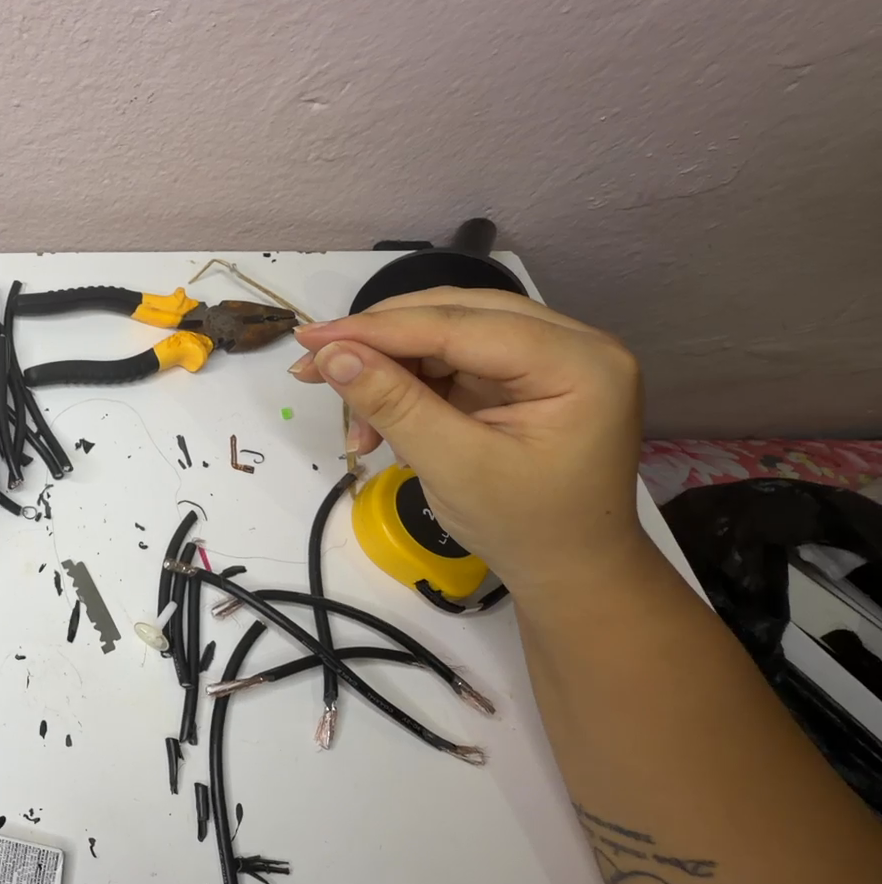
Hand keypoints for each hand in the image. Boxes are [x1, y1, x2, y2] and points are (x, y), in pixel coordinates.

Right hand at [287, 288, 646, 593]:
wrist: (567, 567)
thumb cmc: (524, 524)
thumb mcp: (453, 466)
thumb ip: (393, 404)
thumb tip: (332, 355)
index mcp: (576, 362)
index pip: (460, 325)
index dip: (378, 328)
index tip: (309, 338)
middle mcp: (566, 344)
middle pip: (451, 316)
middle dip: (377, 341)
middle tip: (311, 366)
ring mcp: (540, 358)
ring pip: (440, 336)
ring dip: (384, 370)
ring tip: (353, 423)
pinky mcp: (513, 376)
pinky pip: (443, 363)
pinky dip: (401, 389)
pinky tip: (378, 427)